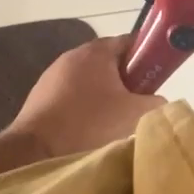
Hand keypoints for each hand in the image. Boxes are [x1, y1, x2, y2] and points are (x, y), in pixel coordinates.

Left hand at [4, 36, 166, 157]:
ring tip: (113, 122)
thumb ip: (157, 101)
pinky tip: (88, 129)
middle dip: (127, 81)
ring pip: (91, 81)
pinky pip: (72, 96)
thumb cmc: (90, 124)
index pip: (131, 42)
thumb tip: (158, 101)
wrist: (36, 151)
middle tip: (138, 104)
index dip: (148, 58)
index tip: (156, 79)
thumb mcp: (136, 113)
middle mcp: (72, 56)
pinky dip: (84, 108)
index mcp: (96, 51)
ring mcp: (52, 76)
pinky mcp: (40, 96)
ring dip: (105, 97)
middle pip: (111, 62)